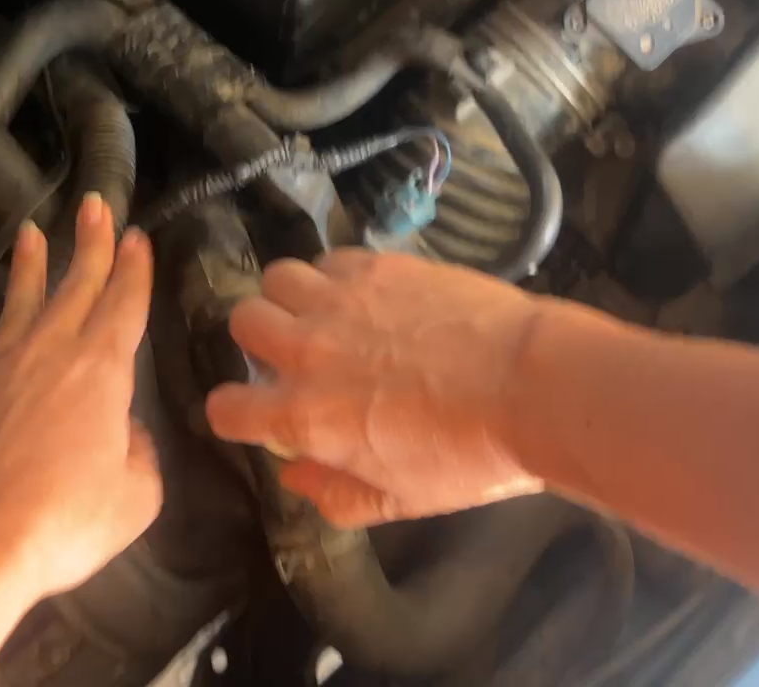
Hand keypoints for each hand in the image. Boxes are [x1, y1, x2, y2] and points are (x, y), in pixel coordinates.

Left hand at [0, 193, 162, 613]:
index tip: (136, 235)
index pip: (124, 303)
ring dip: (30, 263)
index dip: (133, 268)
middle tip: (95, 204)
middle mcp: (52, 349)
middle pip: (77, 284)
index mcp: (101, 368)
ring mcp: (1, 361)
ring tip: (31, 229)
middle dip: (91, 242)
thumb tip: (126, 433)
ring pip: (21, 298)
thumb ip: (141, 455)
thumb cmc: (61, 519)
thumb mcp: (134, 499)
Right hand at [205, 250, 546, 524]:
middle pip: (241, 320)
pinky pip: (328, 259)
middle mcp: (305, 349)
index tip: (254, 411)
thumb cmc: (471, 455)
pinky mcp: (371, 267)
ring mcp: (335, 300)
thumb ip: (336, 495)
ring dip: (292, 297)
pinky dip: (336, 276)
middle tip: (295, 350)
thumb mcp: (402, 499)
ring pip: (276, 278)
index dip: (232, 412)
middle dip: (258, 337)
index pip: (225, 407)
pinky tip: (367, 294)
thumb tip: (292, 475)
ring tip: (326, 311)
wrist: (533, 386)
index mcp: (304, 415)